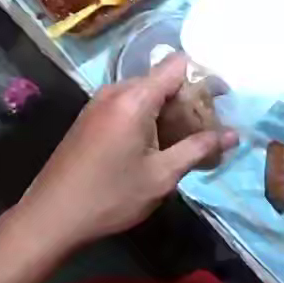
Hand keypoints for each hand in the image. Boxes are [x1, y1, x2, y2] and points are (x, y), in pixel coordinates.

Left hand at [15, 55, 234, 250]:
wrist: (49, 218)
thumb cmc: (110, 196)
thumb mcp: (162, 175)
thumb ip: (199, 149)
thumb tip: (234, 135)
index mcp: (135, 98)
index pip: (178, 64)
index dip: (205, 76)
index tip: (223, 100)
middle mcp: (116, 91)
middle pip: (163, 78)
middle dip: (190, 98)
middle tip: (210, 128)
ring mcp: (99, 103)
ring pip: (147, 93)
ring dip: (170, 110)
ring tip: (188, 139)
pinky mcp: (91, 118)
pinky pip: (130, 104)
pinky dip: (150, 116)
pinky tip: (158, 145)